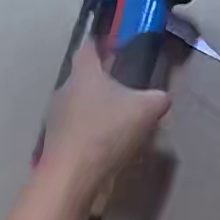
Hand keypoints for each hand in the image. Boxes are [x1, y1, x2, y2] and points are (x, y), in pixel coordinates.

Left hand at [39, 40, 170, 199]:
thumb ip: (159, 98)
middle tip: (130, 91)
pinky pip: (79, 128)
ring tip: (123, 123)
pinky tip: (110, 146)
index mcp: (84, 73)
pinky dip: (94, 132)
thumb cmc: (107, 132)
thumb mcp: (147, 110)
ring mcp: (58, 116)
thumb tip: (162, 98)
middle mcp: (66, 89)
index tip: (117, 47)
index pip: (89, 47)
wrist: (73, 175)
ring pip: (82, 104)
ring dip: (100, 109)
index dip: (103, 44)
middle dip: (106, 82)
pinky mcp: (57, 140)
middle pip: (86, 77)